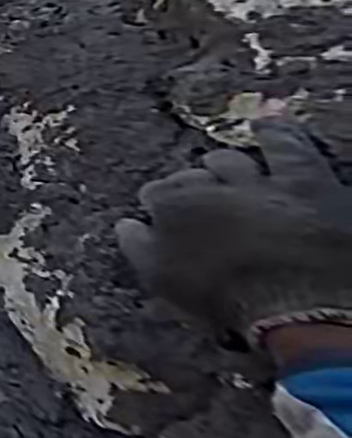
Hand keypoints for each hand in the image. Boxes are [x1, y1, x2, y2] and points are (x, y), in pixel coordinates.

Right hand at [117, 119, 351, 346]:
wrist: (305, 312)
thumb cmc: (224, 296)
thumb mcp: (159, 275)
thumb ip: (135, 242)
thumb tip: (128, 222)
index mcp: (168, 206)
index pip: (155, 193)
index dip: (163, 205)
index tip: (171, 220)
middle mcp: (207, 188)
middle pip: (193, 175)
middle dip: (196, 184)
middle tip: (207, 199)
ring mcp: (259, 187)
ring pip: (233, 160)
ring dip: (230, 165)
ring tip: (230, 165)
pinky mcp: (310, 190)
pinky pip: (293, 152)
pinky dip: (279, 135)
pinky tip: (269, 125)